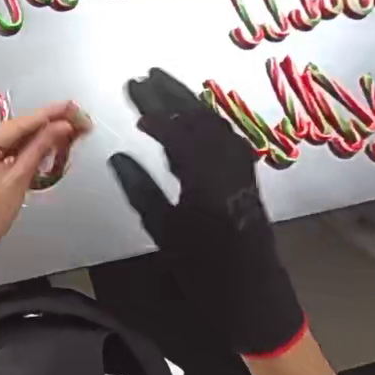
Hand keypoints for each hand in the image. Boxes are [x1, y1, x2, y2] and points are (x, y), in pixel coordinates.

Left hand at [0, 102, 83, 270]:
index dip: (48, 115)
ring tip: (66, 133)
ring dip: (36, 138)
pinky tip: (43, 146)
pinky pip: (1, 150)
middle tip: (75, 122)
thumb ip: (38, 150)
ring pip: (9, 139)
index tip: (72, 107)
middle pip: (14, 129)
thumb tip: (61, 126)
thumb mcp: (16, 182)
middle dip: (45, 126)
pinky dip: (21, 150)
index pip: (18, 124)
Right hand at [108, 69, 305, 357]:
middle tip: (146, 75)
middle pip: (201, 119)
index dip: (154, 112)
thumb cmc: (206, 274)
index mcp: (207, 183)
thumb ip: (142, 191)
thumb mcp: (166, 235)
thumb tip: (118, 156)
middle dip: (173, 94)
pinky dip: (208, 122)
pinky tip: (196, 119)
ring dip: (192, 104)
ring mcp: (243, 171)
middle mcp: (231, 168)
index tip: (131, 94)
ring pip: (218, 125)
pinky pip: (229, 139)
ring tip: (166, 87)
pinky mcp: (248, 178)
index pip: (179, 134)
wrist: (256, 300)